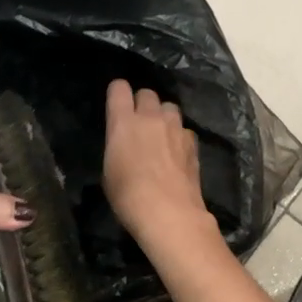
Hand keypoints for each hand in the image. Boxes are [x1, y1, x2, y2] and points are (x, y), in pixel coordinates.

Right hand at [103, 79, 209, 238]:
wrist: (168, 212)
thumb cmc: (128, 196)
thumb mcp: (109, 170)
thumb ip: (117, 147)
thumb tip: (124, 145)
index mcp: (123, 122)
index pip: (119, 88)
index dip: (117, 93)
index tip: (117, 104)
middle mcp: (151, 117)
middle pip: (147, 93)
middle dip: (142, 103)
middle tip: (139, 123)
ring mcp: (175, 128)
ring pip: (169, 107)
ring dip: (163, 116)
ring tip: (161, 134)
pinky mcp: (193, 143)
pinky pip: (184, 129)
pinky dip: (179, 136)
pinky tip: (177, 153)